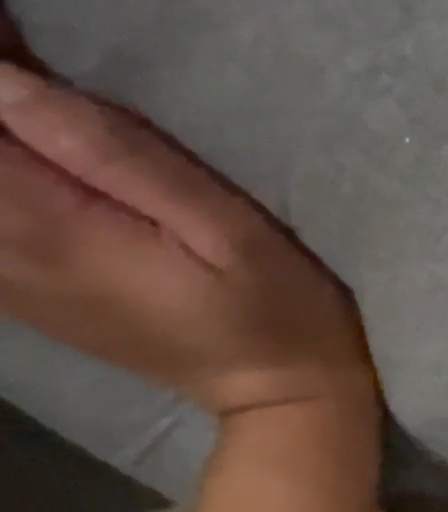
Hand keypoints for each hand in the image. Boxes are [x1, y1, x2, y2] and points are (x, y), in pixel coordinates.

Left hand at [0, 60, 375, 417]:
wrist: (282, 400)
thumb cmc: (282, 314)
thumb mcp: (231, 232)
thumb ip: (122, 156)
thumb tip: (6, 81)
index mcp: (46, 223)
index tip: (20, 39)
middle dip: (1, 104)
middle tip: (34, 64)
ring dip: (6, 141)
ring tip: (47, 124)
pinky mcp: (12, 284)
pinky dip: (6, 179)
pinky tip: (40, 167)